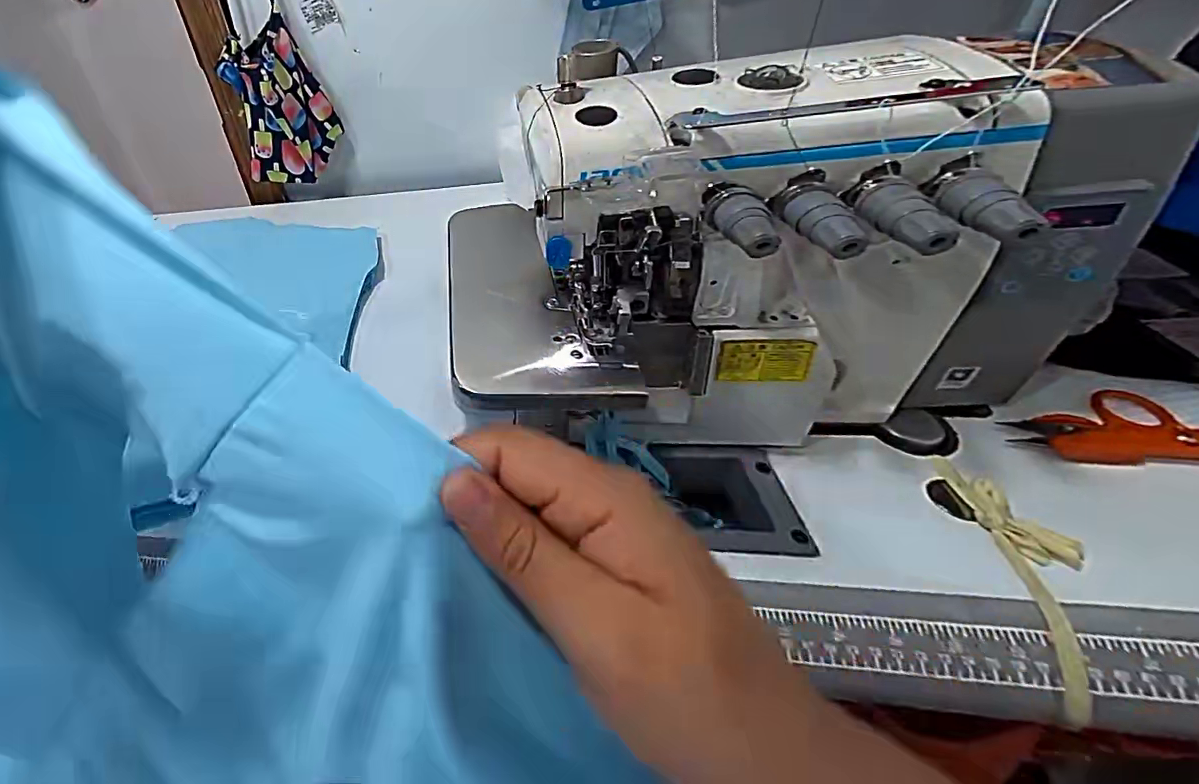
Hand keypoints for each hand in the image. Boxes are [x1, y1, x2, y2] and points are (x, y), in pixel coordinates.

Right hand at [441, 427, 943, 783]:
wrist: (774, 759)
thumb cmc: (688, 695)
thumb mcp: (596, 627)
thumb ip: (522, 550)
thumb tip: (451, 479)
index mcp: (604, 495)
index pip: (507, 447)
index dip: (459, 472)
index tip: (424, 525)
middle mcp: (604, 493)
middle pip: (513, 467)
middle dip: (468, 500)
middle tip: (433, 557)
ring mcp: (609, 524)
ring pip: (524, 499)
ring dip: (486, 528)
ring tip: (455, 573)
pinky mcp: (608, 556)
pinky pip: (543, 531)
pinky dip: (510, 552)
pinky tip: (495, 584)